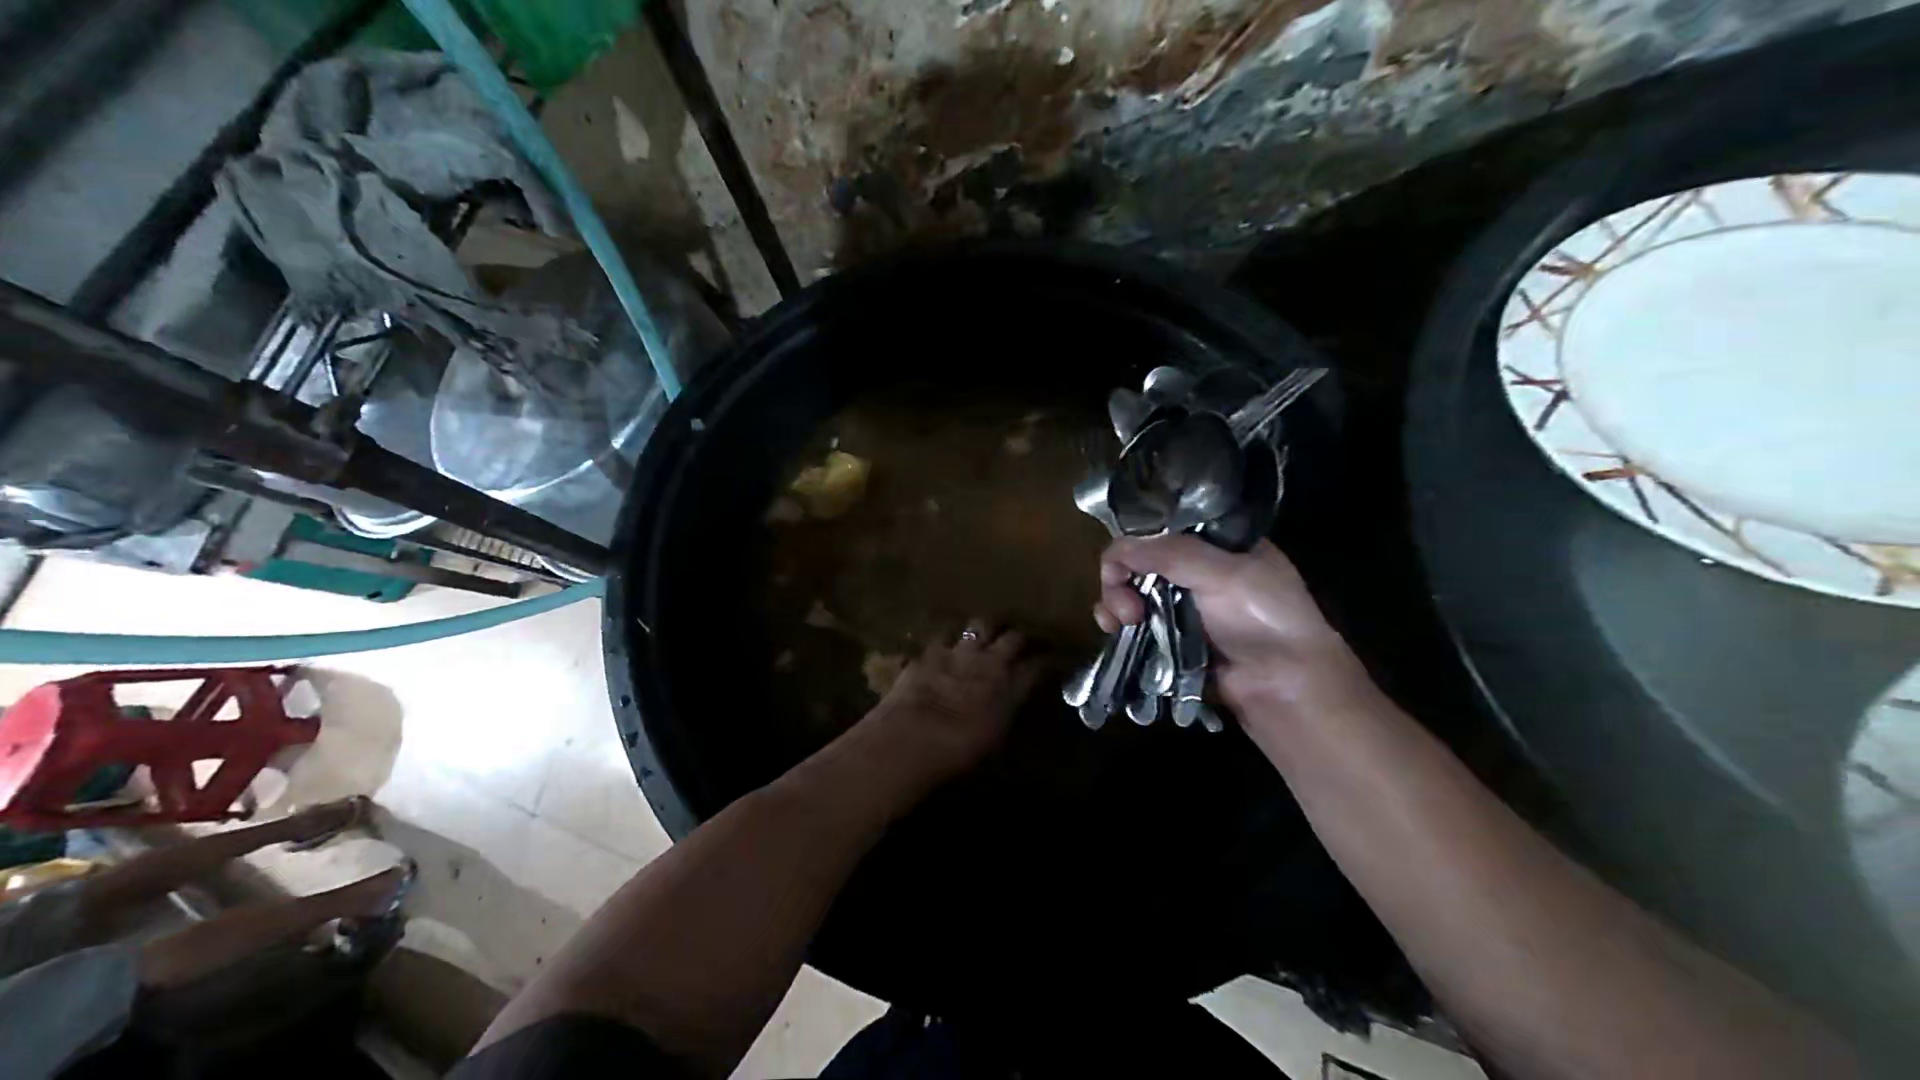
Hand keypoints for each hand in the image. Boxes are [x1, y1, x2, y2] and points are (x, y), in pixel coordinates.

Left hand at [859, 622, 1041, 783]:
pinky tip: (946, 645)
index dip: (1049, 662)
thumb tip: (1015, 704)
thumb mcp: (994, 738)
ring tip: (985, 634)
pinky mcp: (930, 650)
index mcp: (1011, 685)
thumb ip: (1007, 713)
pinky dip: (949, 640)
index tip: (1056, 661)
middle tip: (1022, 642)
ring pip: (980, 625)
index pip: (1039, 666)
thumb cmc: (957, 751)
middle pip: (1014, 637)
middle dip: (1020, 637)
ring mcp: (959, 650)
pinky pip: (945, 636)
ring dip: (985, 630)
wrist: (911, 737)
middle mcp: (990, 660)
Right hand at [1094, 537, 1376, 720]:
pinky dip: (1117, 623)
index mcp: (1220, 544)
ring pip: (1131, 590)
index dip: (1139, 540)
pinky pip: (1134, 623)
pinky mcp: (1170, 638)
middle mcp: (1199, 570)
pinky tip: (1112, 631)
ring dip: (1115, 601)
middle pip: (1141, 560)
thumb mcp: (1222, 573)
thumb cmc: (1263, 618)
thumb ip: (1168, 554)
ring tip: (1120, 622)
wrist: (1284, 687)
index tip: (1126, 563)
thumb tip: (1117, 550)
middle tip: (1127, 606)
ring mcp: (1183, 606)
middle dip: (1122, 578)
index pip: (1165, 528)